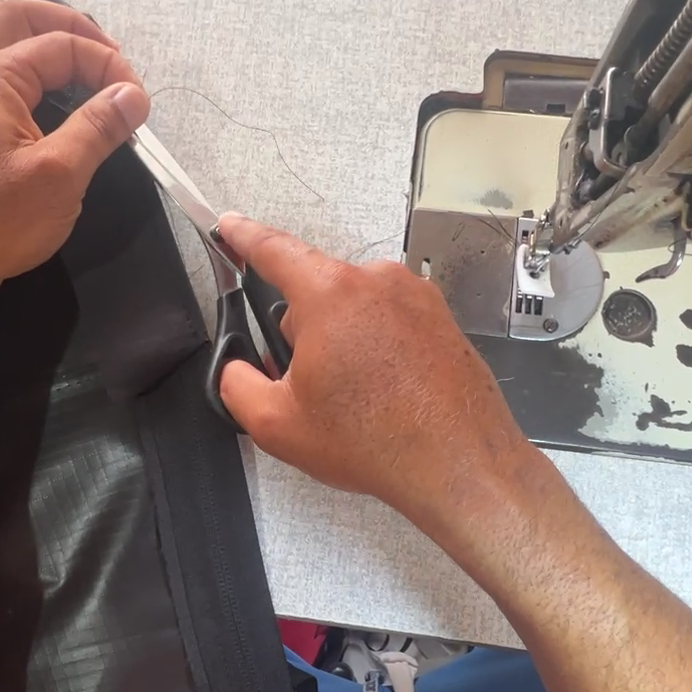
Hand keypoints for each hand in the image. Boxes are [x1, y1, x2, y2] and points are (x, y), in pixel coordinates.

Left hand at [0, 0, 150, 306]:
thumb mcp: (62, 174)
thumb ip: (98, 127)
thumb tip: (132, 95)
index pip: (60, 47)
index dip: (107, 65)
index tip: (138, 100)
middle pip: (13, 19)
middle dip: (65, 25)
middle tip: (107, 51)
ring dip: (24, 32)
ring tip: (59, 47)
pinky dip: (2, 63)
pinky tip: (19, 87)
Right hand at [215, 215, 538, 529]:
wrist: (458, 464)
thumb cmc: (381, 441)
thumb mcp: (277, 424)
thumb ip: (236, 385)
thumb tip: (236, 371)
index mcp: (331, 294)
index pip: (273, 249)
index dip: (244, 236)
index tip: (233, 226)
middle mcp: (377, 283)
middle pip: (315, 293)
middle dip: (303, 334)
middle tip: (309, 386)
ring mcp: (415, 298)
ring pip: (354, 312)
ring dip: (343, 346)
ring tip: (356, 401)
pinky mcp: (440, 319)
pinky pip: (390, 324)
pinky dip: (378, 353)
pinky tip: (383, 396)